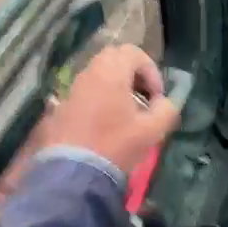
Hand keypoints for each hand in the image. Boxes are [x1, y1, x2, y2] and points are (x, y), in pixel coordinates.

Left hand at [33, 45, 178, 172]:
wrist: (73, 173)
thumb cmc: (116, 145)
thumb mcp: (153, 130)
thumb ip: (166, 109)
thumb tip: (165, 102)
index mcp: (111, 73)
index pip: (134, 53)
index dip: (151, 71)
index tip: (156, 96)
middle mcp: (89, 74)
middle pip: (113, 57)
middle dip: (132, 72)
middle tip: (142, 96)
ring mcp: (72, 90)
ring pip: (97, 74)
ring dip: (115, 85)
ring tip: (126, 111)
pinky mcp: (61, 107)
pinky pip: (85, 92)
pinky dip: (99, 98)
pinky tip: (106, 123)